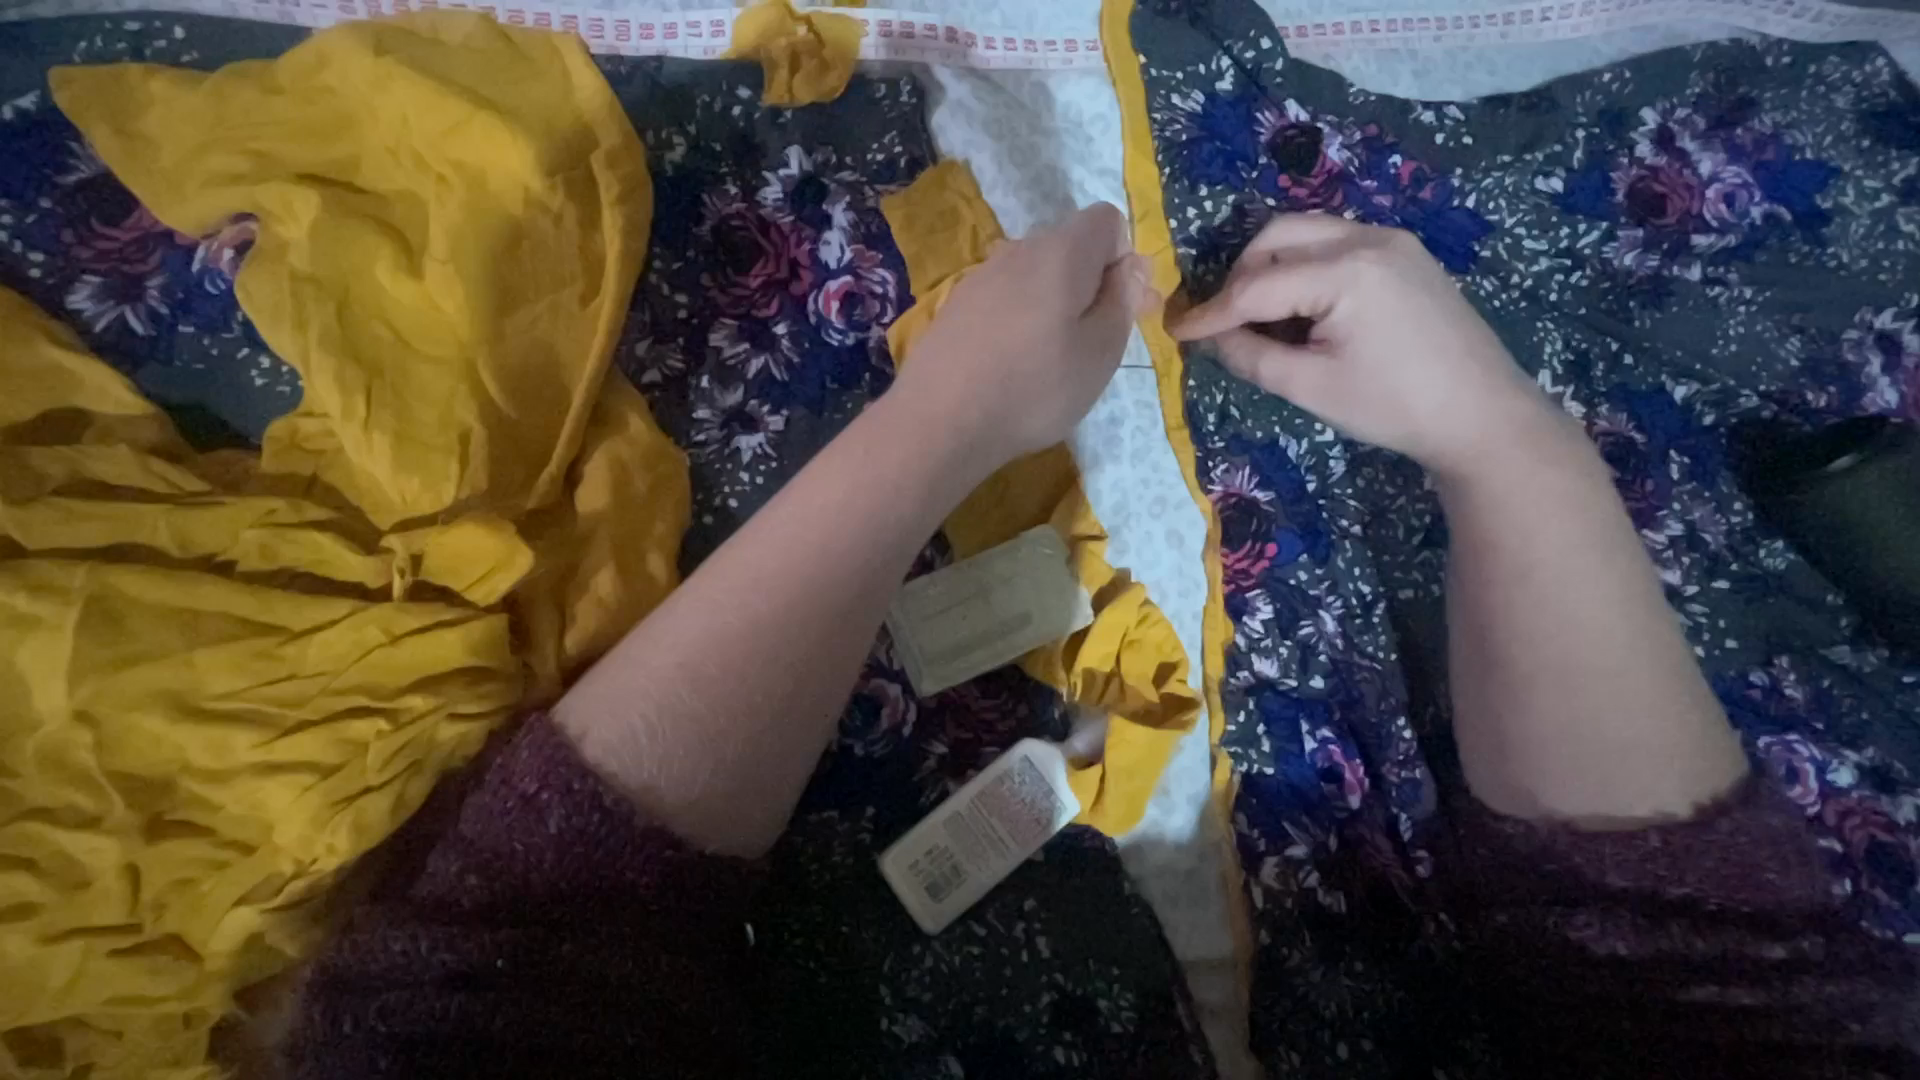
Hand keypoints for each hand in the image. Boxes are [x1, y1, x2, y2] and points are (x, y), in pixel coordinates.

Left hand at [891, 202, 1156, 465]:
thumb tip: (1130, 266)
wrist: (940, 423)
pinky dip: (1015, 325)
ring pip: (1031, 278)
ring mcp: (978, 279)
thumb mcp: (1101, 352)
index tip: (1121, 308)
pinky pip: (1000, 303)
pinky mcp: (953, 310)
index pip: (1107, 220)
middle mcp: (1016, 250)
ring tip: (1046, 363)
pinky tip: (1007, 369)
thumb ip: (1122, 301)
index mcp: (1061, 250)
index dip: (1123, 259)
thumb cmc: (1035, 388)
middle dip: (1088, 285)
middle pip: (1067, 249)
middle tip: (1092, 343)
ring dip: (1050, 307)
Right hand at [1166, 214, 1561, 475]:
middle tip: (1222, 321)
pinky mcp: (1404, 255)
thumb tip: (1210, 338)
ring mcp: (1392, 241)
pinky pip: (1335, 245)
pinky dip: (1303, 269)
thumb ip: (1251, 356)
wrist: (1481, 413)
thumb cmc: (1392, 406)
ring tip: (1258, 317)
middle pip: (1278, 236)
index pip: (1256, 285)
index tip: (1175, 330)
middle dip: (1239, 275)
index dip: (1210, 311)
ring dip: (1270, 268)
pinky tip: (1301, 310)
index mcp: (1346, 271)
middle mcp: (1368, 238)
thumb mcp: (1309, 387)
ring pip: (1306, 234)